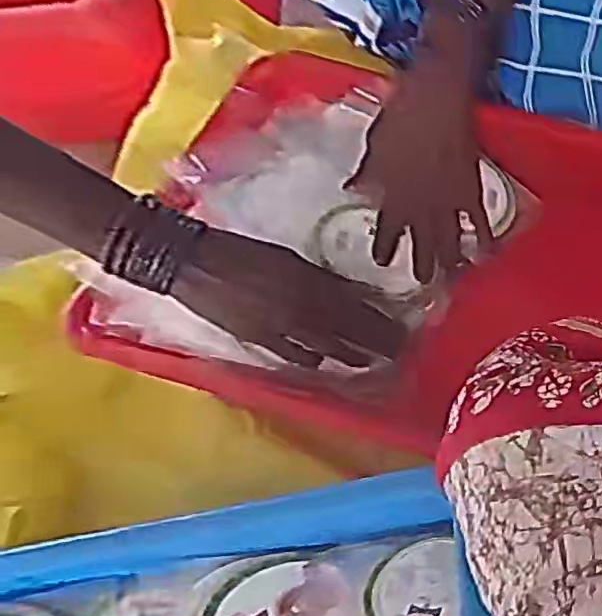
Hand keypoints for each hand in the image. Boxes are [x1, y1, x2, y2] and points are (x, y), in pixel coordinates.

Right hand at [173, 228, 407, 367]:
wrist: (182, 257)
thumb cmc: (241, 252)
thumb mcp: (295, 261)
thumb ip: (330, 281)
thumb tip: (363, 295)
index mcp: (320, 289)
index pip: (370, 315)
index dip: (390, 329)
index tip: (405, 335)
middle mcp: (310, 312)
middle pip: (360, 338)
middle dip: (383, 348)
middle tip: (395, 354)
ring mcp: (286, 329)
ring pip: (336, 353)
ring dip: (357, 359)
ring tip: (369, 362)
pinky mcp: (261, 339)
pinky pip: (300, 358)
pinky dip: (316, 361)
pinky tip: (324, 362)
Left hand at [349, 63, 489, 284]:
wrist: (437, 102)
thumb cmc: (401, 115)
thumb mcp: (374, 141)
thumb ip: (368, 171)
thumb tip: (353, 191)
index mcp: (394, 187)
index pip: (388, 223)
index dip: (386, 243)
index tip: (382, 262)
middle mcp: (421, 199)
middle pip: (422, 238)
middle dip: (423, 261)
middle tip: (424, 283)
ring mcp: (450, 199)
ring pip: (450, 236)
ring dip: (451, 257)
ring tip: (454, 275)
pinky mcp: (473, 193)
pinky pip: (479, 223)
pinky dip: (484, 240)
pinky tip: (488, 255)